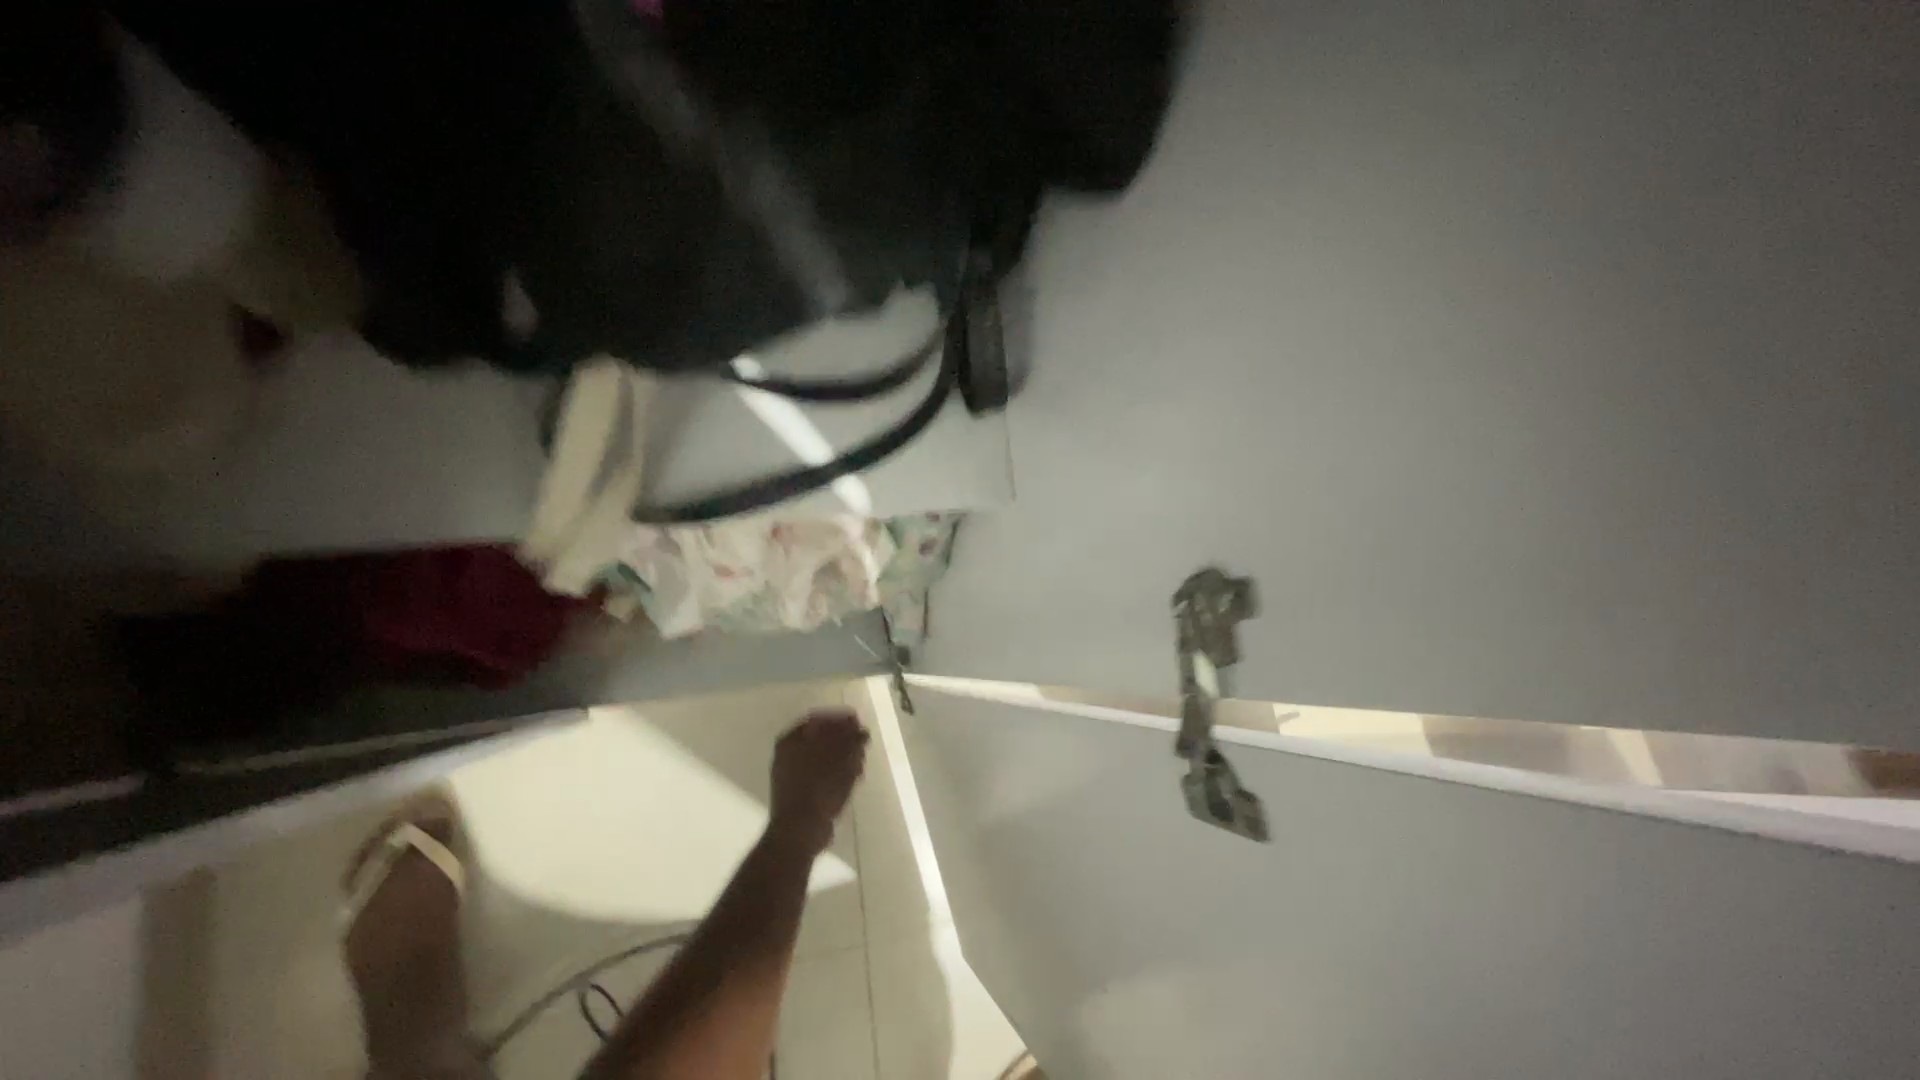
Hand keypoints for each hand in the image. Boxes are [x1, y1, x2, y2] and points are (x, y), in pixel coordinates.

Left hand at [767, 710, 868, 855]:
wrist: (800, 831)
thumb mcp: (841, 761)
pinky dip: (837, 773)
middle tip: (862, 743)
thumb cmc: (819, 790)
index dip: (840, 719)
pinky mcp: (800, 792)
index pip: (819, 719)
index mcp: (792, 740)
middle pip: (821, 738)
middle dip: (844, 740)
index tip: (859, 723)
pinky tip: (853, 778)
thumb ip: (851, 741)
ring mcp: (792, 774)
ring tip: (861, 761)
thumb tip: (860, 730)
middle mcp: (788, 754)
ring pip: (822, 757)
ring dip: (843, 757)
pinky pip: (821, 775)